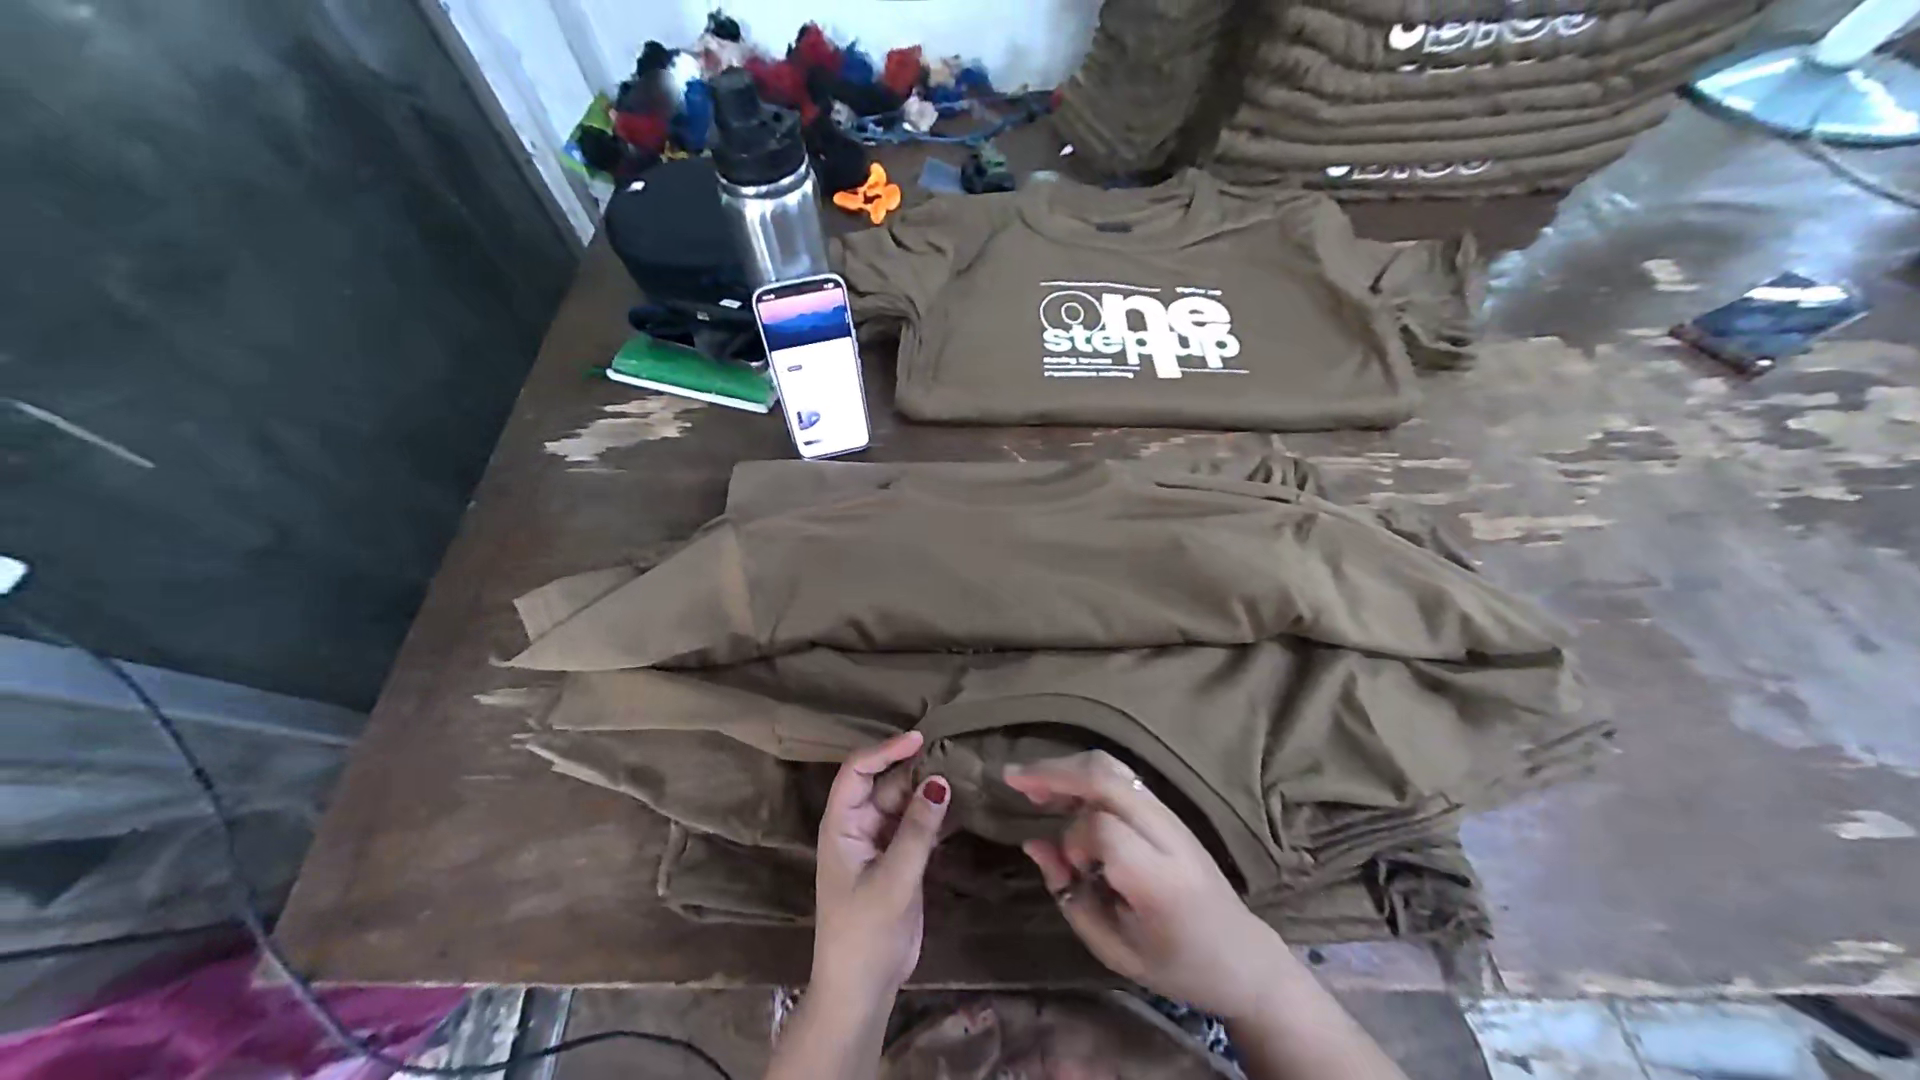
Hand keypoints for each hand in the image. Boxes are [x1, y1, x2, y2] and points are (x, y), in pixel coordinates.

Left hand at [811, 730, 950, 1003]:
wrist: (862, 989)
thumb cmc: (864, 933)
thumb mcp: (892, 881)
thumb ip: (916, 831)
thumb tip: (939, 782)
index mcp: (842, 825)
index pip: (857, 771)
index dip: (885, 750)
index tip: (920, 738)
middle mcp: (859, 826)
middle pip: (886, 783)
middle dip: (915, 768)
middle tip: (954, 754)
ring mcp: (879, 842)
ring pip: (904, 802)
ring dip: (928, 789)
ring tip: (963, 770)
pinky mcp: (898, 859)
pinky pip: (916, 825)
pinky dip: (935, 813)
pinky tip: (961, 802)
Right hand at [1004, 750, 1292, 1019]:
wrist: (1244, 956)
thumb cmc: (1177, 965)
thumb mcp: (1115, 949)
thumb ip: (1070, 895)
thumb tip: (1035, 843)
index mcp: (1160, 879)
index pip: (1105, 827)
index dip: (1074, 838)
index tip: (1072, 867)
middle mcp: (1167, 834)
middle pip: (1106, 776)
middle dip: (1054, 771)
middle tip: (1013, 778)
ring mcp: (1171, 815)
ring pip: (1113, 767)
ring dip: (1067, 766)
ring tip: (1030, 782)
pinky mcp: (1168, 809)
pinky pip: (1121, 776)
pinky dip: (1084, 773)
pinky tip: (1061, 788)